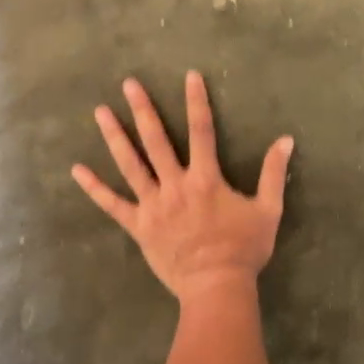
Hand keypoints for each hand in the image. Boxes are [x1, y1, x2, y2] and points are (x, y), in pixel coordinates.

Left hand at [71, 71, 294, 300]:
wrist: (216, 286)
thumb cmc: (244, 248)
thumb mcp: (268, 209)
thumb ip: (274, 173)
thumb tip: (286, 140)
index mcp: (206, 179)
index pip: (202, 131)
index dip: (196, 102)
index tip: (190, 76)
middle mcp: (176, 185)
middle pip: (156, 140)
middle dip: (143, 110)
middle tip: (129, 84)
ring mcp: (153, 205)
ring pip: (130, 165)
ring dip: (115, 137)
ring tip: (100, 112)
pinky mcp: (139, 226)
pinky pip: (112, 205)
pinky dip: (95, 187)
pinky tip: (77, 170)